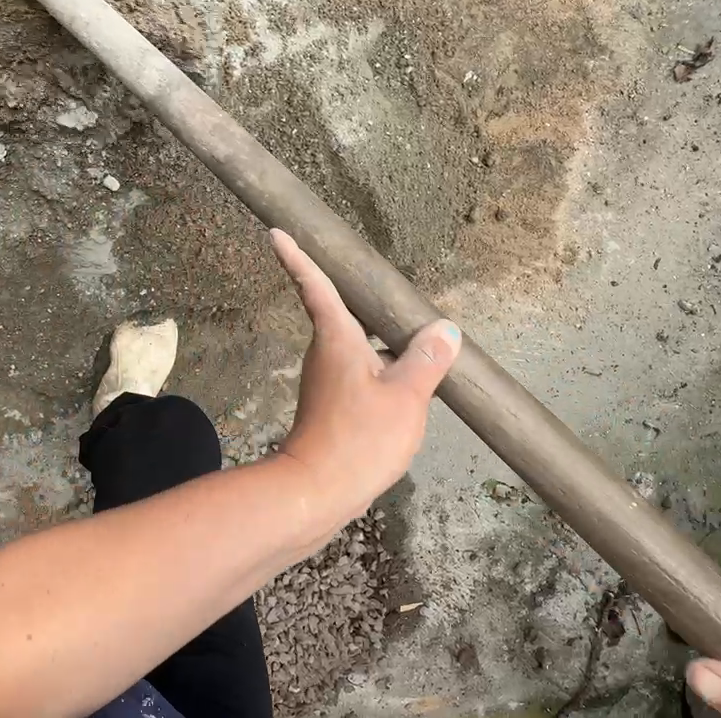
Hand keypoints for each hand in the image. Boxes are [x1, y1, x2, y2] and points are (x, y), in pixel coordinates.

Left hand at [268, 229, 458, 522]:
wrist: (320, 488)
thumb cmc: (360, 437)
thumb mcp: (406, 397)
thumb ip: (426, 360)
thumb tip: (444, 329)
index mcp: (335, 337)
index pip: (314, 285)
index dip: (296, 256)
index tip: (276, 232)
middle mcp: (324, 351)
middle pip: (337, 310)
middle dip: (353, 293)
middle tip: (372, 275)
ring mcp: (326, 377)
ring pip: (352, 342)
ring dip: (375, 333)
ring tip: (412, 328)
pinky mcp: (332, 401)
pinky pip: (358, 367)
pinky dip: (379, 362)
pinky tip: (408, 375)